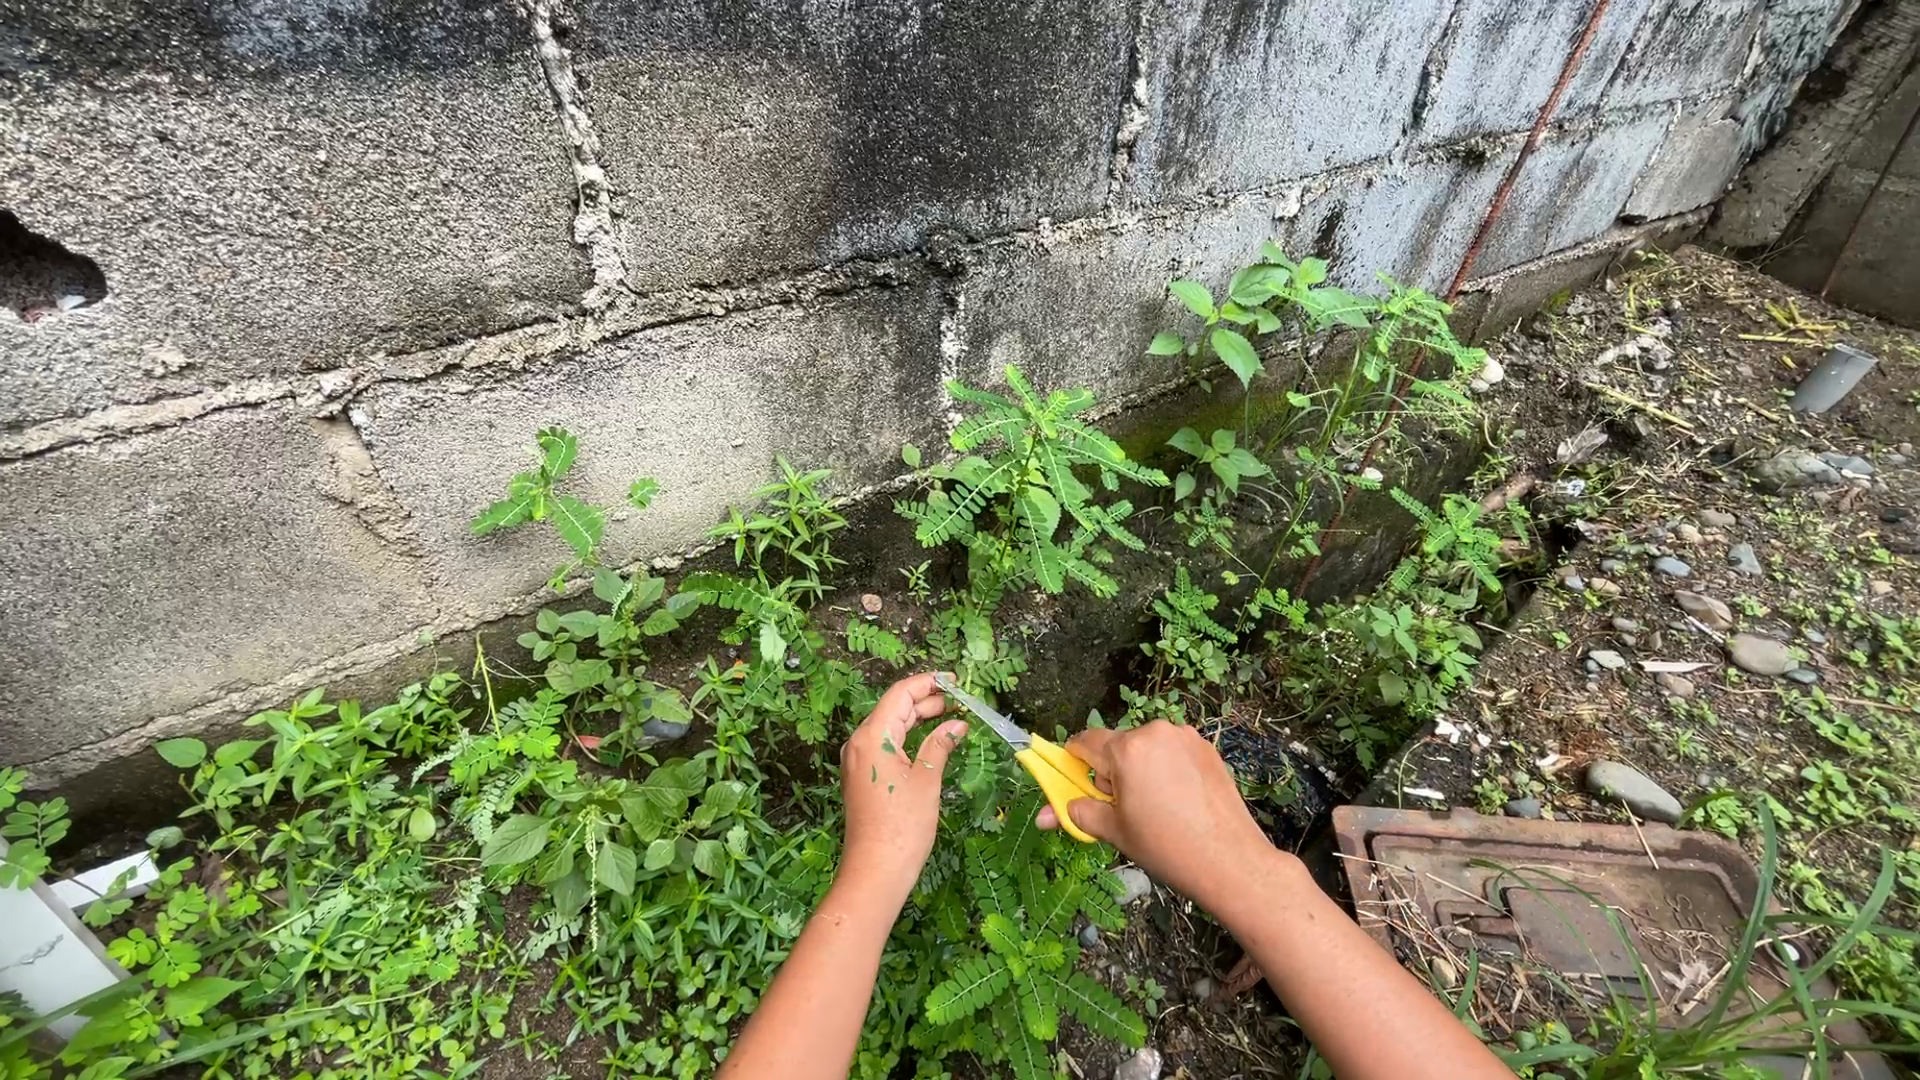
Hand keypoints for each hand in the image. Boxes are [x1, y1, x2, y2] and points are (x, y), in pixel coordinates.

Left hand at [837, 673, 968, 904]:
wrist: (875, 871)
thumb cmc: (903, 825)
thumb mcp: (927, 779)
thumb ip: (940, 744)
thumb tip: (957, 724)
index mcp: (872, 737)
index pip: (899, 694)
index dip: (927, 683)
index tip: (954, 680)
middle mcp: (859, 743)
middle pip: (893, 708)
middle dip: (926, 700)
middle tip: (959, 700)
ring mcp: (858, 760)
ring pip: (890, 726)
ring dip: (918, 718)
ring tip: (950, 714)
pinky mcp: (862, 776)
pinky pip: (886, 744)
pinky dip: (909, 737)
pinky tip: (931, 739)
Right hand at [1036, 721, 1273, 910]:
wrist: (1231, 862)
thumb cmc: (1167, 848)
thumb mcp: (1115, 832)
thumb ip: (1078, 814)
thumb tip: (1047, 814)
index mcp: (1126, 750)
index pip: (1085, 742)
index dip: (1075, 760)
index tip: (1077, 778)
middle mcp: (1153, 732)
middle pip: (1117, 745)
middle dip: (1112, 770)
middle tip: (1122, 805)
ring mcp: (1183, 736)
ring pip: (1146, 746)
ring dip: (1139, 766)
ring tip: (1154, 805)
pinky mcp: (1205, 747)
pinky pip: (1171, 750)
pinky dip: (1166, 766)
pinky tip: (1177, 798)